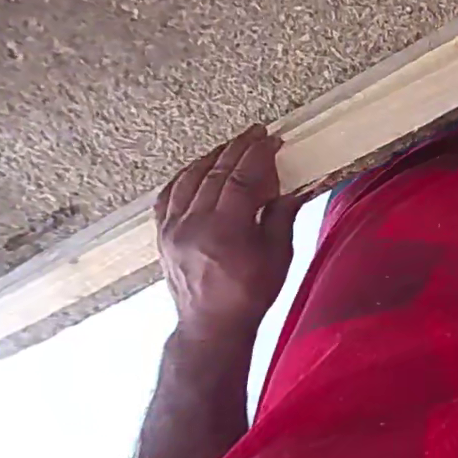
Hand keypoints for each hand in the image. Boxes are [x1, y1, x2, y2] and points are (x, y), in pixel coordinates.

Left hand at [154, 124, 307, 340]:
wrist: (211, 324)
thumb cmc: (252, 292)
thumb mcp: (279, 254)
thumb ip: (282, 216)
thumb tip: (294, 187)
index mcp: (226, 230)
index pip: (243, 178)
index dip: (259, 155)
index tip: (274, 140)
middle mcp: (194, 225)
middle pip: (216, 173)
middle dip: (238, 148)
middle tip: (257, 133)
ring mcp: (173, 229)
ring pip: (189, 180)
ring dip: (212, 157)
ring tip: (231, 145)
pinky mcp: (163, 234)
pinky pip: (169, 195)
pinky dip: (185, 176)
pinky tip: (198, 168)